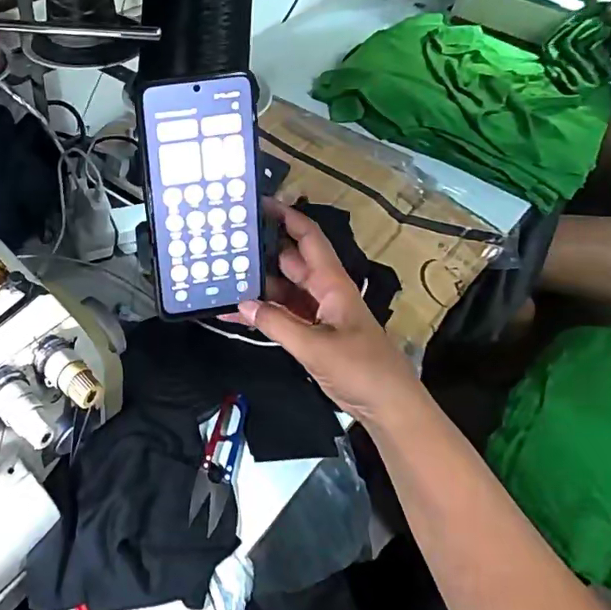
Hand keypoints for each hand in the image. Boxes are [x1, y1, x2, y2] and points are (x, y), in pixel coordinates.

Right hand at [222, 199, 423, 425]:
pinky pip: (282, 315)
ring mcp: (317, 313)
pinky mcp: (312, 334)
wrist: (388, 406)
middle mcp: (323, 291)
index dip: (287, 216)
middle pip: (289, 262)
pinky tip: (234, 315)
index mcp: (332, 283)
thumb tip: (242, 303)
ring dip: (257, 286)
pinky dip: (262, 314)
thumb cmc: (361, 368)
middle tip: (227, 243)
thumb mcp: (315, 346)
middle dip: (262, 251)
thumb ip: (276, 323)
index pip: (308, 238)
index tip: (260, 203)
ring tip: (222, 277)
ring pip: (282, 290)